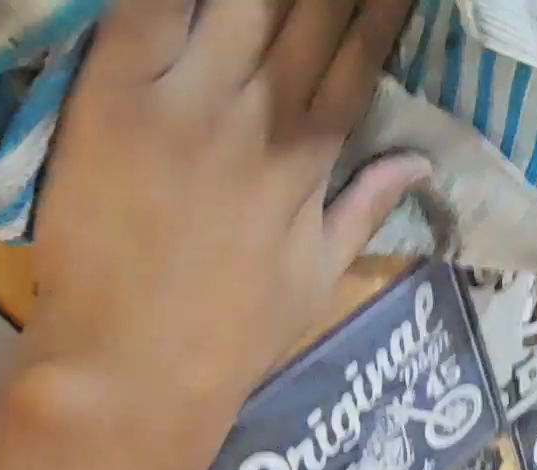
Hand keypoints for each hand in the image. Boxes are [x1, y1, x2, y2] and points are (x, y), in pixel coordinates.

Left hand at [24, 0, 428, 419]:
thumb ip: (367, 208)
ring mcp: (188, 98)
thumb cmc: (234, 335)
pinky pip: (149, 4)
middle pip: (307, 12)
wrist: (138, 366)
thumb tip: (422, 164)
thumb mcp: (317, 278)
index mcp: (309, 161)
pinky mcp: (115, 91)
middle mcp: (260, 116)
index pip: (357, 61)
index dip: (380, 9)